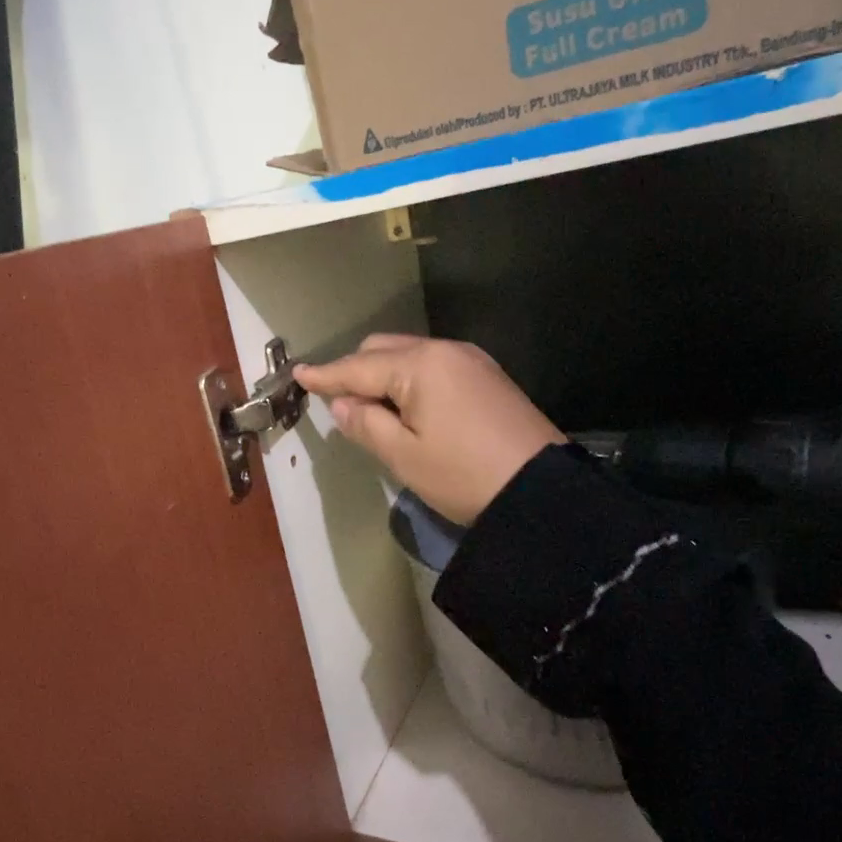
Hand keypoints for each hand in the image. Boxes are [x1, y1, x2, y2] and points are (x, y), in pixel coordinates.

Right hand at [294, 334, 564, 524]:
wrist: (543, 492)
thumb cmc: (464, 476)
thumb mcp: (404, 457)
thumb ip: (366, 424)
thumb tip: (343, 404)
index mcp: (420, 366)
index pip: (359, 367)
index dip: (326, 374)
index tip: (298, 374)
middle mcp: (445, 351)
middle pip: (385, 350)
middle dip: (356, 370)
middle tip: (338, 402)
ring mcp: (472, 361)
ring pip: (411, 356)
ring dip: (385, 375)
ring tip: (372, 409)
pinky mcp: (489, 377)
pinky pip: (435, 367)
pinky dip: (412, 380)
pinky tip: (408, 407)